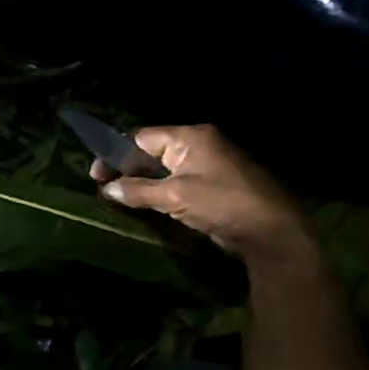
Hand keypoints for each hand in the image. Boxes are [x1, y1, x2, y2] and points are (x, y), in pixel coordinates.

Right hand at [92, 124, 311, 263]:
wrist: (272, 232)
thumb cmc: (222, 204)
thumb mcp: (173, 196)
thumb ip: (137, 190)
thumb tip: (107, 188)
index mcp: (191, 137)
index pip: (141, 138)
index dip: (115, 154)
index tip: (96, 175)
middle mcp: (200, 144)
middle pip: (151, 151)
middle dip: (127, 169)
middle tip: (105, 189)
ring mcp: (209, 164)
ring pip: (163, 168)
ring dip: (142, 182)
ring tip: (121, 198)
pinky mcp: (214, 184)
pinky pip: (177, 181)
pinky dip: (159, 191)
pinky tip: (146, 205)